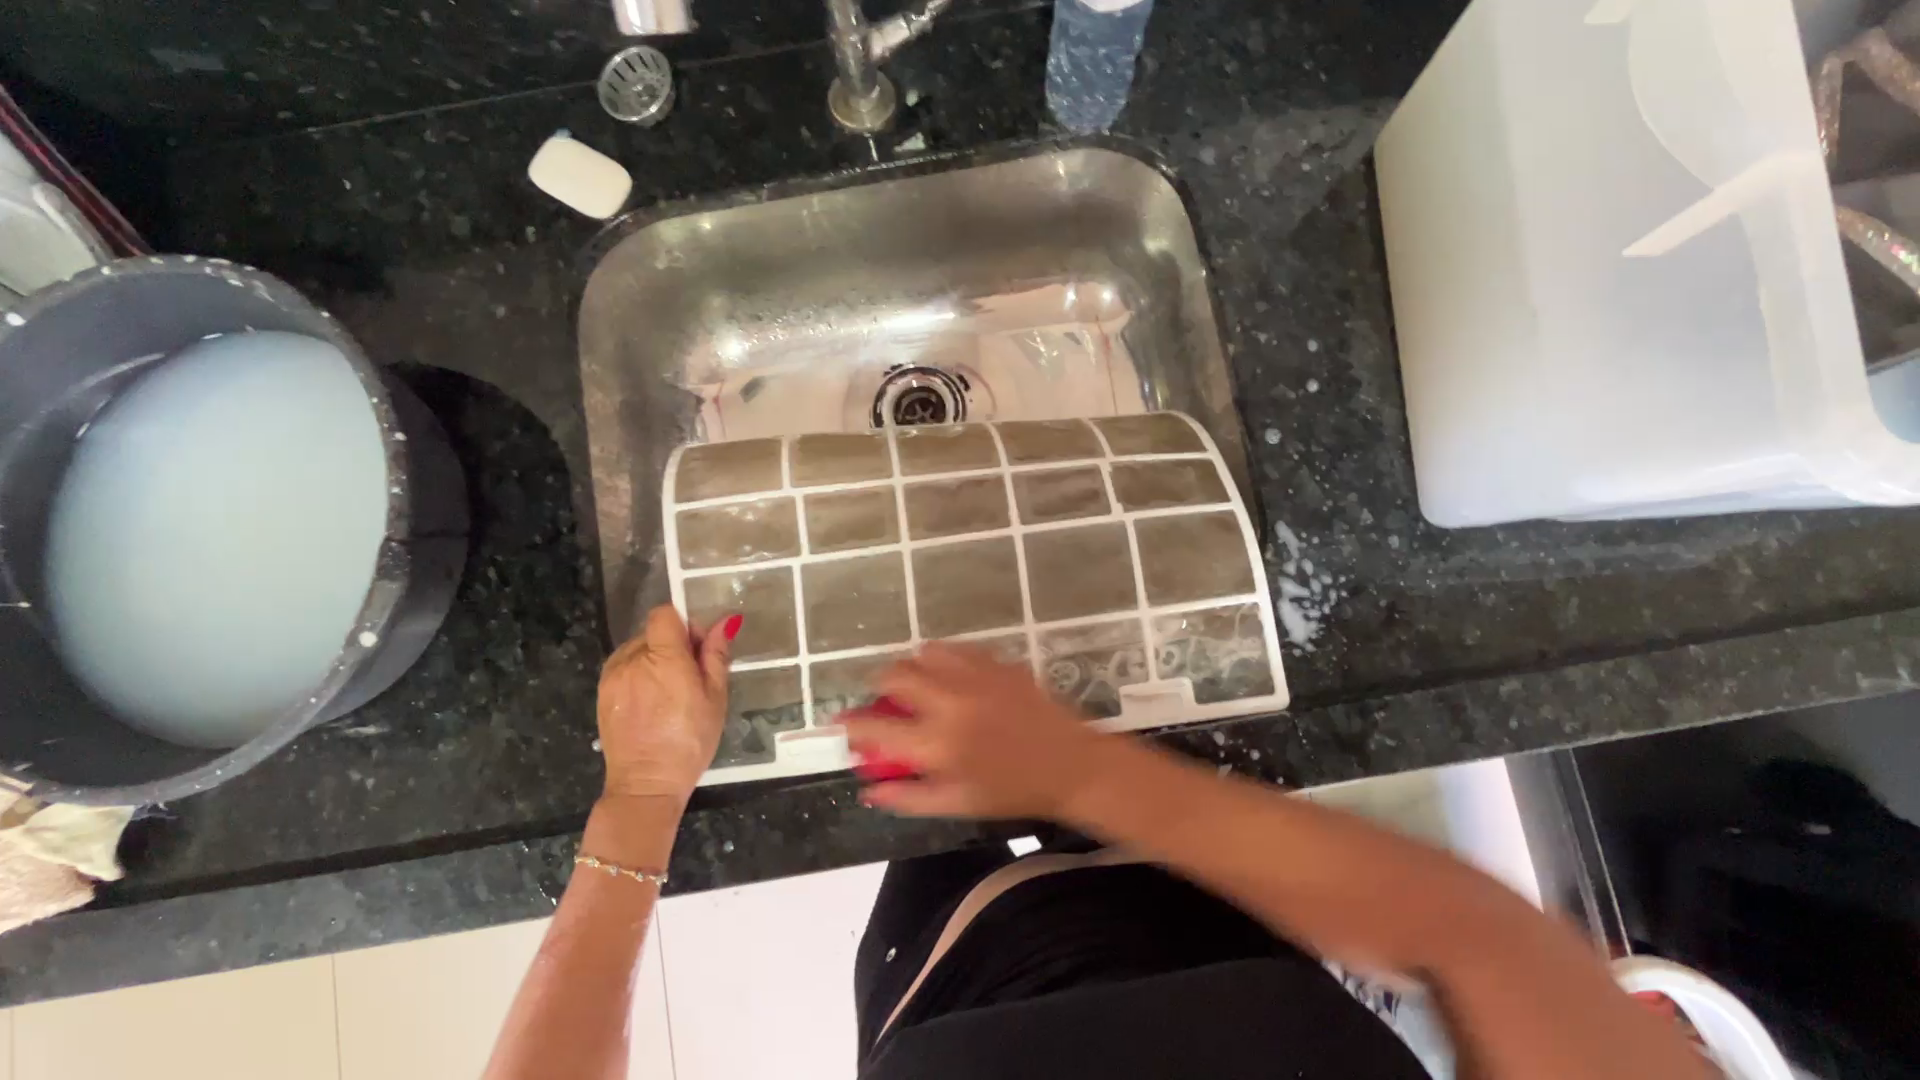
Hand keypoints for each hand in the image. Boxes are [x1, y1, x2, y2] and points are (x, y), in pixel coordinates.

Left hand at [596, 605, 739, 806]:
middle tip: (689, 679)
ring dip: (654, 661)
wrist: (646, 783)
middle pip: (653, 633)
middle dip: (673, 646)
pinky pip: (624, 668)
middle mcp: (632, 659)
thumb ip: (716, 655)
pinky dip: (638, 676)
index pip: (665, 613)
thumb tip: (726, 621)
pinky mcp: (602, 692)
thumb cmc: (690, 741)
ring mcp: (613, 676)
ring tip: (668, 696)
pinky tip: (650, 704)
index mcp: (663, 657)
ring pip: (638, 650)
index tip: (697, 649)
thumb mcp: (715, 698)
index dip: (684, 624)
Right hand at [838, 642, 1110, 818]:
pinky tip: (949, 676)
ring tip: (917, 686)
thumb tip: (870, 791)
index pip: (875, 728)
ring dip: (911, 668)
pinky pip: (956, 649)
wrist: (1072, 766)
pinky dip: (942, 659)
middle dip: (878, 687)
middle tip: (883, 702)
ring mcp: (976, 677)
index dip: (850, 724)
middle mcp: (951, 703)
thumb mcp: (957, 805)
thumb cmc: (1013, 792)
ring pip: (923, 653)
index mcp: (938, 744)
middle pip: (893, 676)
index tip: (840, 723)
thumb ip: (908, 797)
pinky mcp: (998, 664)